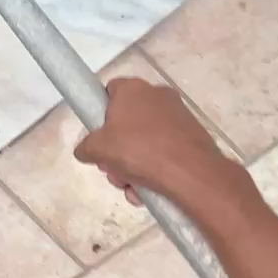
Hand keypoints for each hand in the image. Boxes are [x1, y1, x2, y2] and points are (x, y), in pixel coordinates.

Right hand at [73, 78, 256, 216]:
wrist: (190, 172)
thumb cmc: (137, 151)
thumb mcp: (95, 150)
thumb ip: (85, 147)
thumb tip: (88, 150)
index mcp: (133, 90)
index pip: (109, 90)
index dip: (99, 111)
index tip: (97, 133)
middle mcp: (157, 95)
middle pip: (125, 119)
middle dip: (115, 146)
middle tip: (111, 165)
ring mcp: (178, 114)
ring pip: (143, 138)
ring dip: (131, 162)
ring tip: (130, 183)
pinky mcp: (192, 134)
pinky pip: (162, 149)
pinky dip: (152, 166)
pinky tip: (147, 187)